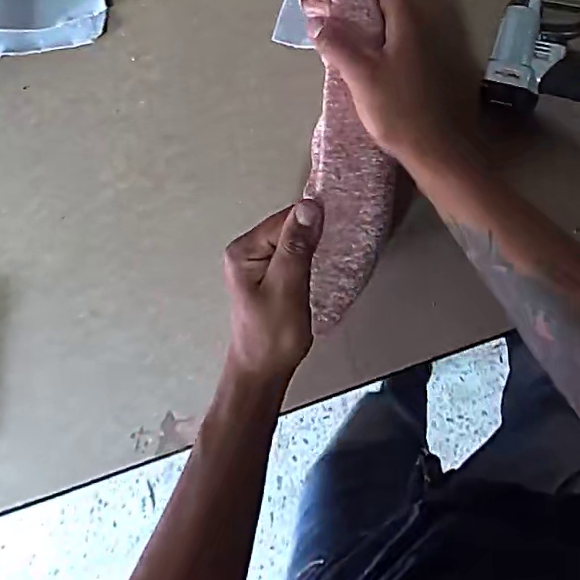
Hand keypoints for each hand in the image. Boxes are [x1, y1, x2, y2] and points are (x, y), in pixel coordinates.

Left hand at [222, 200, 322, 385]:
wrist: (265, 372)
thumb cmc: (273, 336)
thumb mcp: (287, 287)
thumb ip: (296, 247)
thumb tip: (309, 207)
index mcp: (243, 250)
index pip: (286, 219)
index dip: (313, 222)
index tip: (335, 231)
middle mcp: (246, 250)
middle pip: (290, 225)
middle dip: (314, 233)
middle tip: (335, 248)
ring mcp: (258, 261)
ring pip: (295, 238)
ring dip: (315, 244)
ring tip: (331, 255)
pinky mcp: (271, 272)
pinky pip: (295, 251)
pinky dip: (311, 254)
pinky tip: (321, 263)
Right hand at [310, 0, 458, 166]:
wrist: (429, 146)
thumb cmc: (398, 109)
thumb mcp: (361, 75)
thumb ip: (339, 45)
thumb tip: (318, 20)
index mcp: (405, 25)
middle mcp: (414, 32)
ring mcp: (415, 50)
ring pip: (386, 19)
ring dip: (363, 9)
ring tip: (335, 10)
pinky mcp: (411, 68)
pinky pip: (386, 37)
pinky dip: (367, 30)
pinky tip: (351, 43)